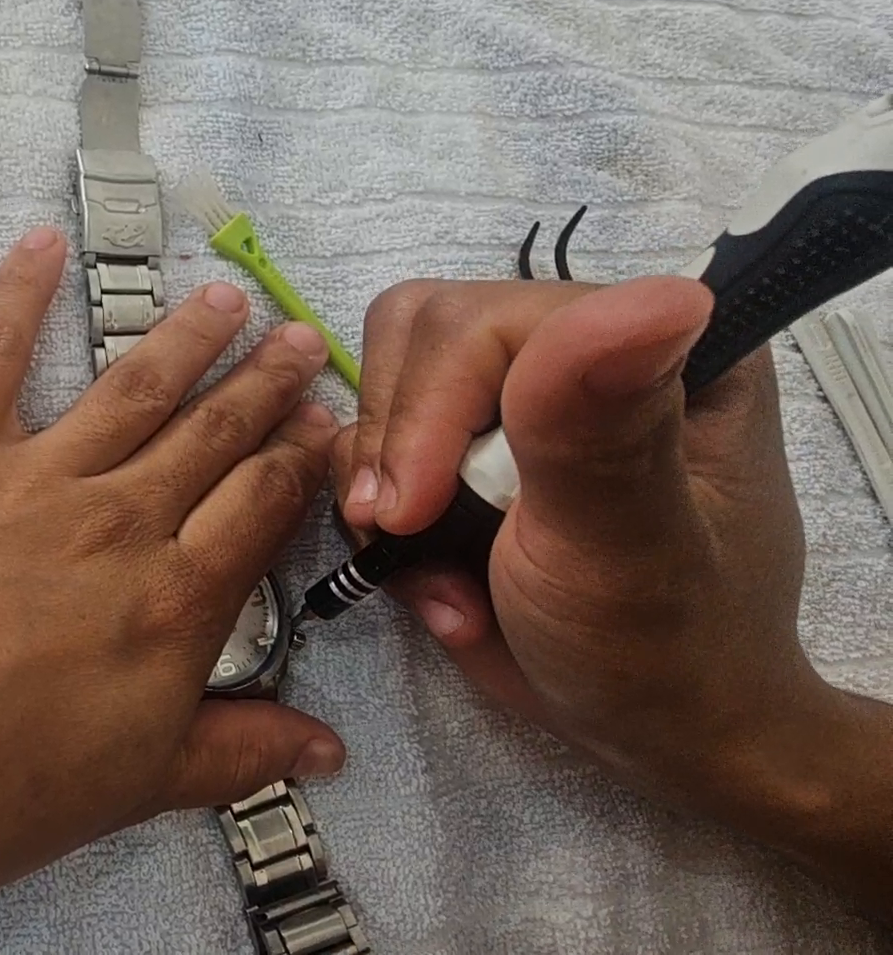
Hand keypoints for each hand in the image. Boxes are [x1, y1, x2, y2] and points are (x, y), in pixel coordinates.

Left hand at [0, 226, 342, 931]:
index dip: (300, 464)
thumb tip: (323, 751)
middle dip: (262, 387)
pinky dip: (17, 292)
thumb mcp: (124, 788)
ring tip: (223, 301)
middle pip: (210, 437)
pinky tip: (41, 244)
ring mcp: (31, 478)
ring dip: (184, 338)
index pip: (260, 510)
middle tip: (300, 341)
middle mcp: (114, 524)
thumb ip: (229, 753)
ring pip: (131, 389)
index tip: (325, 428)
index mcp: (168, 604)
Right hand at [332, 277, 828, 821]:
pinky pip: (361, 448)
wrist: (634, 721)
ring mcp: (500, 399)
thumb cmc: (656, 647)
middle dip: (393, 446)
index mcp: (653, 349)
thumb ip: (601, 433)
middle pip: (411, 336)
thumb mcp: (624, 551)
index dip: (429, 407)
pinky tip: (430, 576)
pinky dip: (371, 518)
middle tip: (406, 531)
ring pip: (372, 394)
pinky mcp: (449, 446)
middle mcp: (568, 352)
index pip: (482, 319)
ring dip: (377, 494)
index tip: (414, 510)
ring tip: (432, 572)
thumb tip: (658, 297)